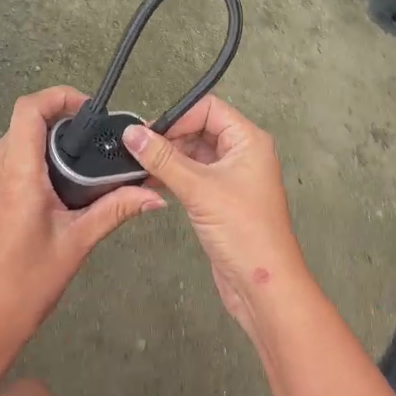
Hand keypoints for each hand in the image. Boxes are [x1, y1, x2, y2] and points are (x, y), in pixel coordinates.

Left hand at [0, 87, 162, 395]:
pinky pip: (1, 172)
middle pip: (22, 126)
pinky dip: (26, 171)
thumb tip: (154, 195)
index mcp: (16, 174)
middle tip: (92, 145)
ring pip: (11, 149)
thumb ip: (114, 210)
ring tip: (75, 174)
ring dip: (41, 149)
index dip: (58, 96)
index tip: (88, 110)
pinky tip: (48, 202)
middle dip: (58, 125)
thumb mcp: (75, 246)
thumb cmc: (21, 289)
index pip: (28, 108)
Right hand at [121, 95, 304, 334]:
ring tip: (139, 168)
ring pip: (195, 154)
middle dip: (171, 138)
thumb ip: (163, 159)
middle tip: (139, 151)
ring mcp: (233, 177)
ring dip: (169, 159)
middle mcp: (243, 153)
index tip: (148, 133)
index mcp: (248, 140)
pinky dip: (174, 177)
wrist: (262, 285)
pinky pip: (195, 176)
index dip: (178, 117)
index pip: (209, 109)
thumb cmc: (243, 231)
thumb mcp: (199, 189)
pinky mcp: (222, 198)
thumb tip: (132, 134)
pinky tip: (151, 183)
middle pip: (201, 129)